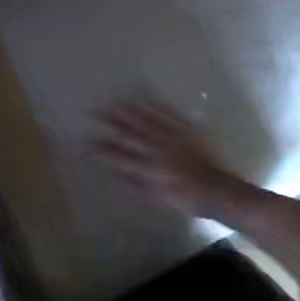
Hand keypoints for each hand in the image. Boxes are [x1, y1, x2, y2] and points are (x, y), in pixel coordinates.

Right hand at [91, 101, 247, 216]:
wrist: (214, 190)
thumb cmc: (183, 199)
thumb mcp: (154, 198)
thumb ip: (131, 184)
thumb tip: (110, 172)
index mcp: (147, 169)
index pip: (118, 156)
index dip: (100, 149)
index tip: (84, 141)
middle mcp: (157, 150)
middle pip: (129, 134)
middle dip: (109, 123)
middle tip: (93, 112)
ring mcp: (172, 138)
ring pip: (146, 121)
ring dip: (129, 111)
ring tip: (114, 103)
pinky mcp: (187, 131)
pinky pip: (169, 116)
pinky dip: (155, 108)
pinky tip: (145, 101)